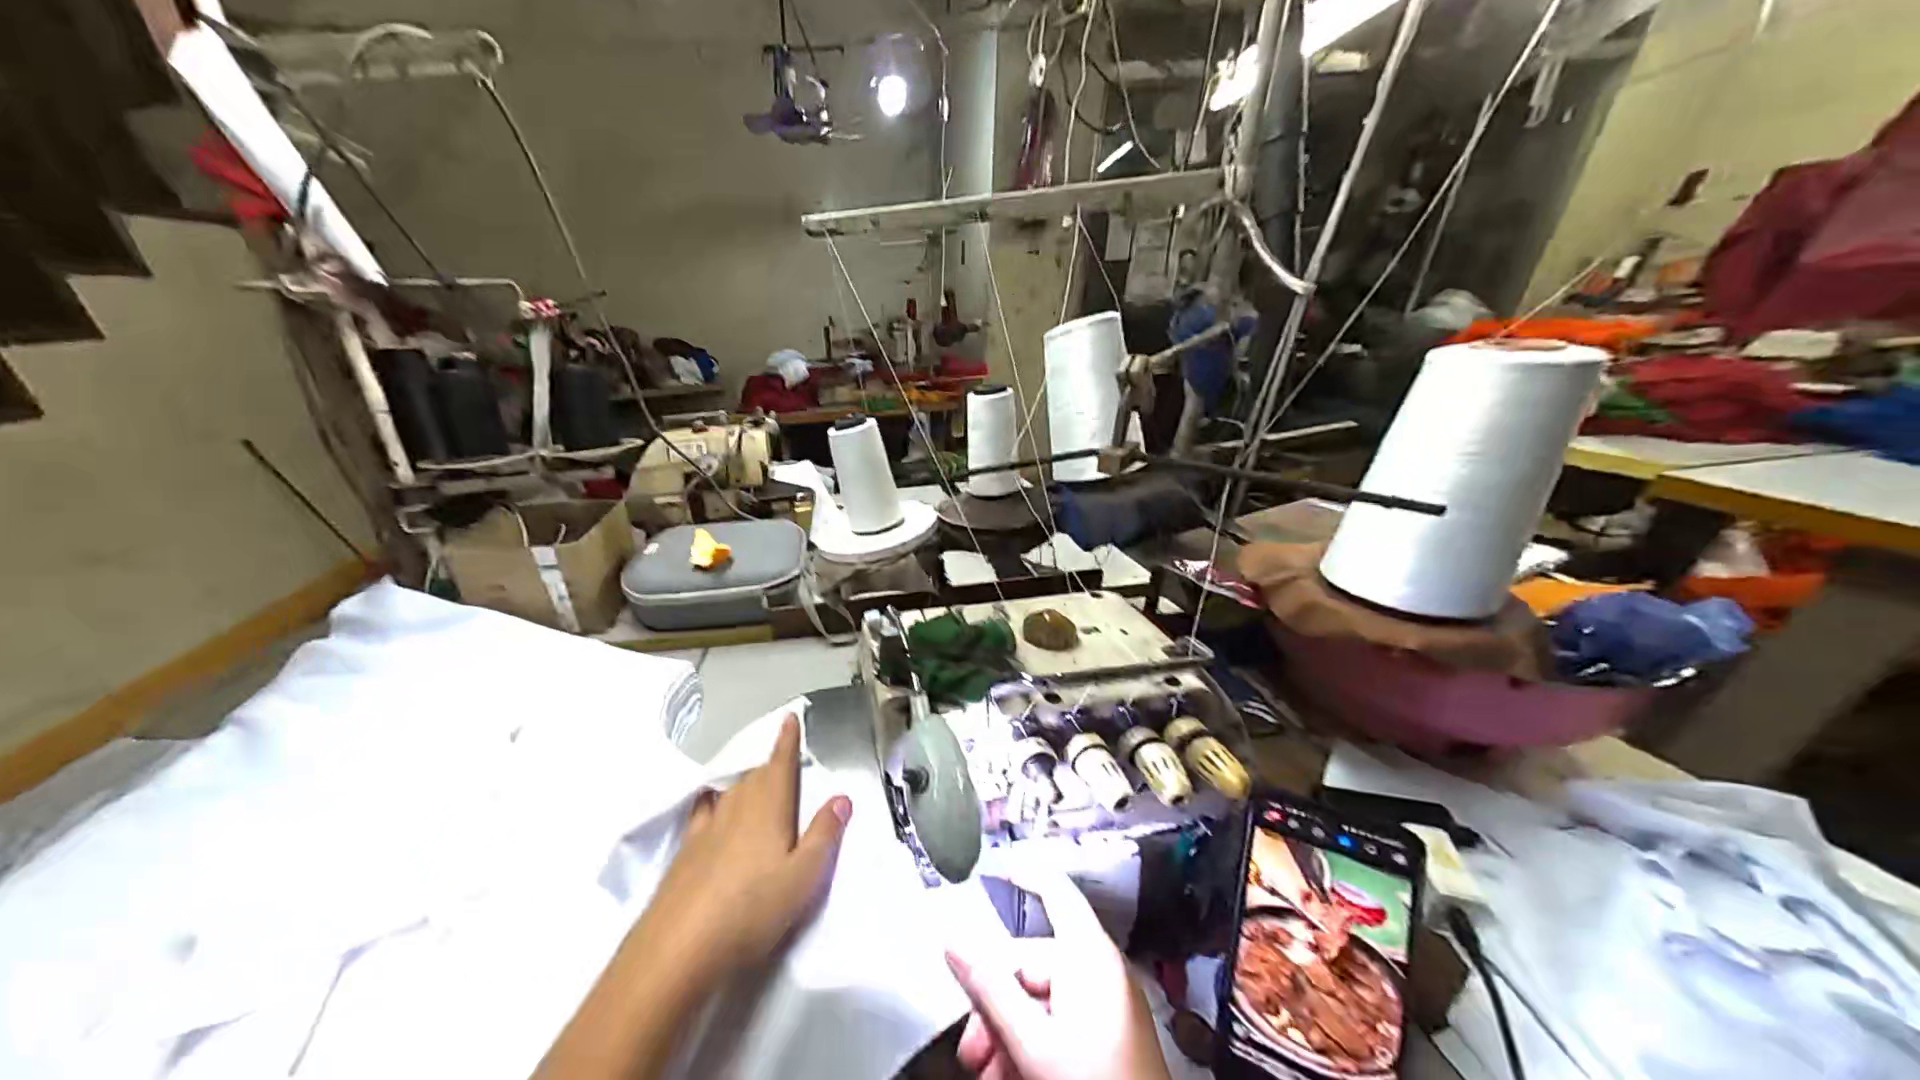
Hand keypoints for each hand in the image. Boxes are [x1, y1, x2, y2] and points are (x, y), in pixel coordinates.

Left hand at [636, 714, 850, 977]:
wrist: (678, 947)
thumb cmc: (752, 909)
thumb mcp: (804, 877)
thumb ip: (825, 834)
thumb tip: (841, 797)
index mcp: (769, 807)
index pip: (780, 764)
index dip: (786, 741)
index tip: (788, 718)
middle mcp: (736, 808)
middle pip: (756, 776)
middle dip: (770, 766)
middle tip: (784, 764)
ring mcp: (706, 828)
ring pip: (731, 793)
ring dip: (745, 785)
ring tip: (754, 786)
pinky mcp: (685, 852)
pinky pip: (706, 812)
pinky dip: (716, 804)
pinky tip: (712, 812)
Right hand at [945, 870, 1172, 1079]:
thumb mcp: (1031, 1041)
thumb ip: (989, 988)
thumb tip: (954, 943)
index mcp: (1088, 955)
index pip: (1054, 891)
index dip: (1024, 872)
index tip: (994, 867)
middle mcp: (1099, 969)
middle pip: (1032, 963)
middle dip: (994, 1006)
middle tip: (972, 1051)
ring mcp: (1108, 1003)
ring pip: (1041, 1000)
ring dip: (1007, 1033)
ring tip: (990, 1072)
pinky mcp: (1110, 1034)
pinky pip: (1061, 1021)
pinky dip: (1033, 1043)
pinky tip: (1013, 1074)